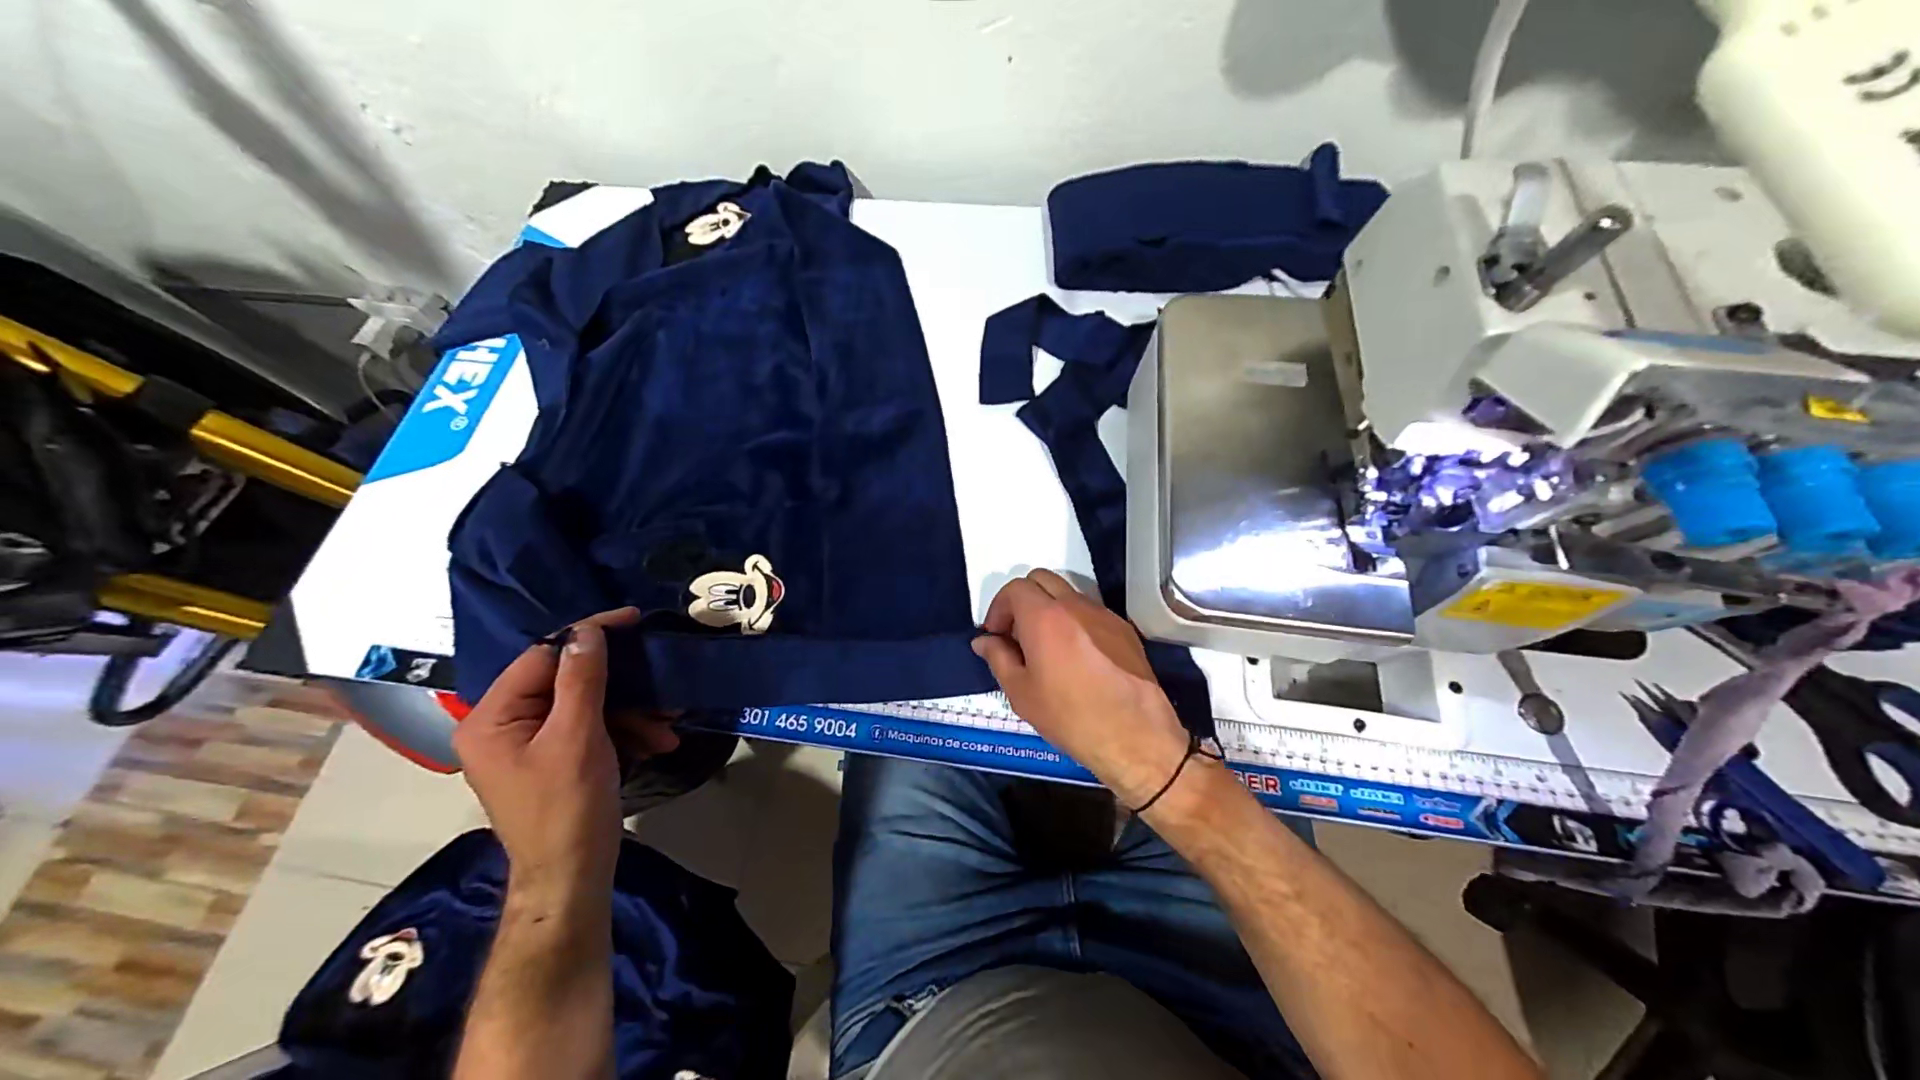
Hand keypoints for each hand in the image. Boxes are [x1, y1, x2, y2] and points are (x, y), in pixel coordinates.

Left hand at [453, 608, 680, 902]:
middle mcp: (504, 725)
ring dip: (631, 712)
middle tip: (660, 683)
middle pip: (568, 680)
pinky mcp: (555, 758)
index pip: (541, 656)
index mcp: (492, 718)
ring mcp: (530, 744)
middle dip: (621, 687)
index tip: (632, 620)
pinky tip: (657, 742)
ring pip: (587, 705)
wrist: (574, 877)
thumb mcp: (578, 736)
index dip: (588, 636)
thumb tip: (587, 631)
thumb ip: (581, 678)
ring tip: (667, 726)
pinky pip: (591, 727)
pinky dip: (624, 731)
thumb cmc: (568, 807)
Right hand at [972, 570, 1191, 807]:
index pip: (1015, 588)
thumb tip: (985, 641)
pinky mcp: (1124, 630)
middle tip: (1016, 636)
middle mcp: (1075, 605)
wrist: (1135, 736)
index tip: (996, 635)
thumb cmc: (1070, 717)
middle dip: (1023, 600)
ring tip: (1046, 649)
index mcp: (1045, 617)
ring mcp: (1104, 615)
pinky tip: (1076, 659)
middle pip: (1041, 580)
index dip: (998, 608)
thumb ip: (998, 658)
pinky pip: (1091, 613)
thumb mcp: (1021, 693)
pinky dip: (1075, 622)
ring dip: (1050, 610)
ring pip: (1068, 595)